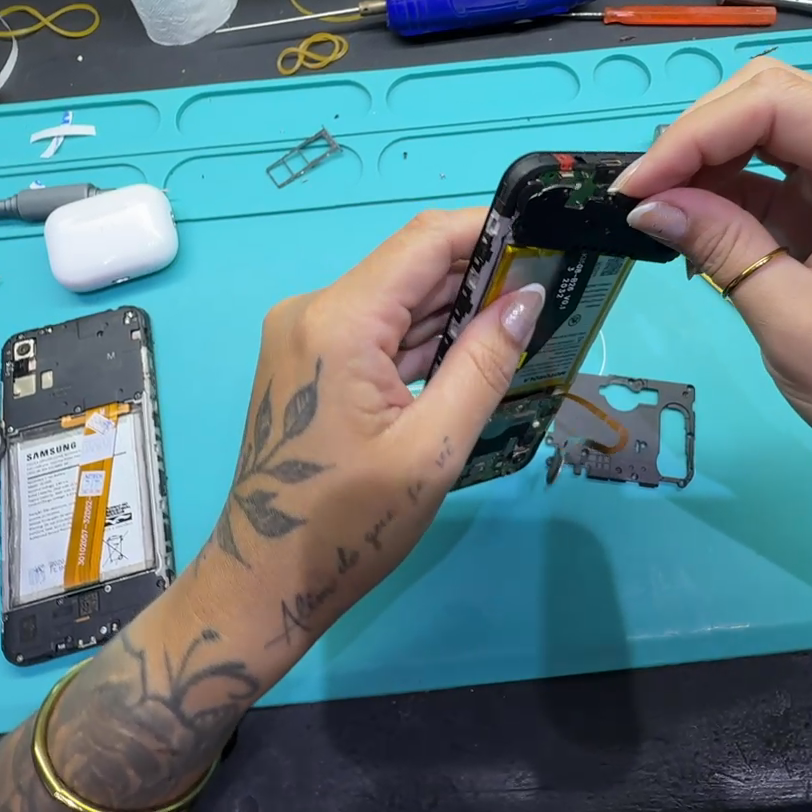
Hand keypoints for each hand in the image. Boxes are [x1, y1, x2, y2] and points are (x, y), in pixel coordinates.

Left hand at [191, 208, 542, 658]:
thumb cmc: (351, 524)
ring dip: (454, 307)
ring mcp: (306, 332)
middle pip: (410, 267)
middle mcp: (314, 309)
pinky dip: (423, 337)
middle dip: (479, 273)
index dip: (486, 230)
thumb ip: (484, 363)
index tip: (543, 238)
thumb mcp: (433, 447)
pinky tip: (471, 348)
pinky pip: (377, 328)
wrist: (265, 581)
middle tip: (547, 287)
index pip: (423, 242)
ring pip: (396, 298)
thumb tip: (527, 297)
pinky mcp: (310, 357)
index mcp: (339, 321)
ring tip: (522, 318)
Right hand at [613, 59, 811, 490]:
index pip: (778, 106)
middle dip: (698, 136)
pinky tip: (692, 219)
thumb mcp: (794, 322)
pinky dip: (726, 186)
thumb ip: (721, 248)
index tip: (636, 189)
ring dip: (707, 158)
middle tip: (645, 193)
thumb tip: (645, 205)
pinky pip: (777, 169)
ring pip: (771, 125)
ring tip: (660, 206)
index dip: (694, 135)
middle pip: (775, 98)